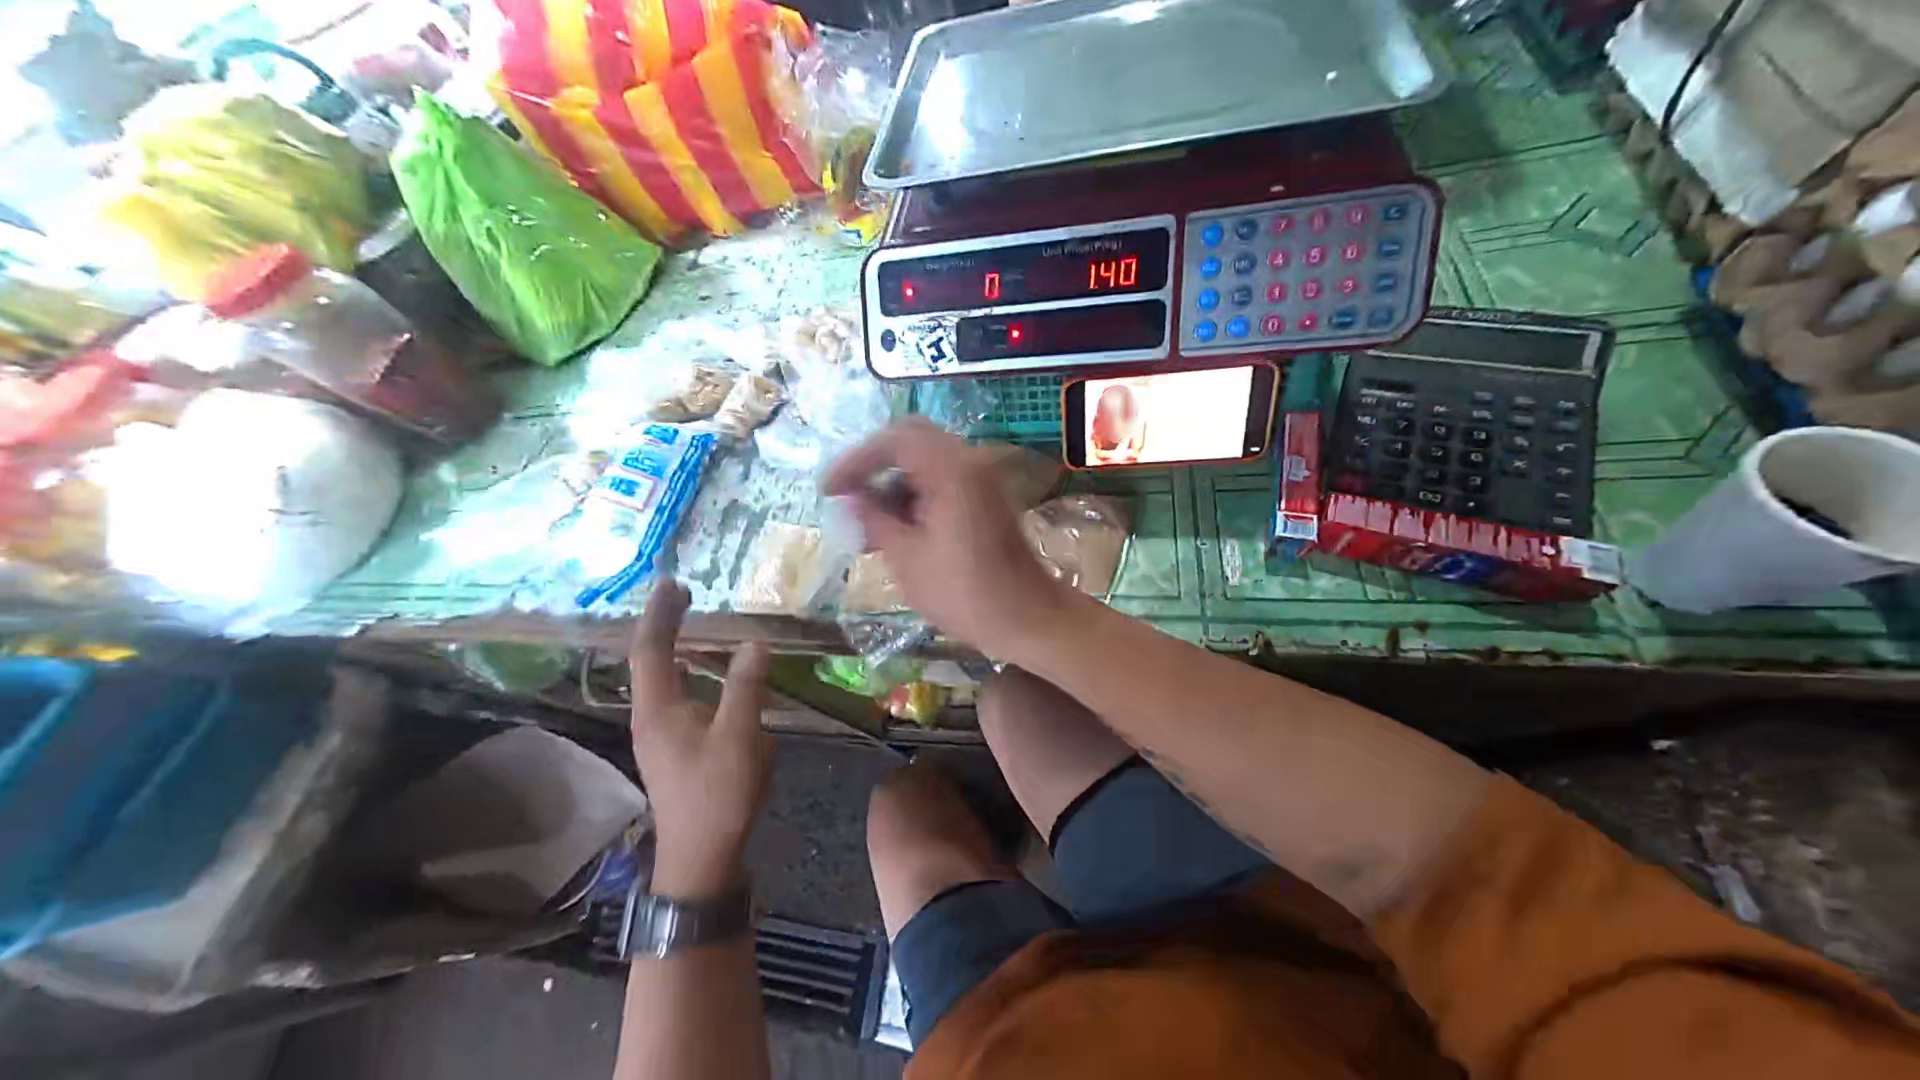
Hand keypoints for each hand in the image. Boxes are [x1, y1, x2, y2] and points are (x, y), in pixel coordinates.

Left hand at [629, 580, 772, 897]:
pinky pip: (677, 694)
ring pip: (662, 679)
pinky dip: (688, 671)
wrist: (701, 857)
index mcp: (658, 710)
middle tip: (684, 594)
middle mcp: (651, 717)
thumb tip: (754, 643)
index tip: (673, 583)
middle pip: (650, 660)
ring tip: (694, 622)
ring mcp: (660, 735)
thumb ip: (746, 688)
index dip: (661, 614)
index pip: (651, 649)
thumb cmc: (717, 795)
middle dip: (664, 624)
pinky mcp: (674, 748)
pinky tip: (709, 673)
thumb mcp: (739, 738)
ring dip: (674, 646)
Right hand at [822, 419, 1070, 651]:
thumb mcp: (907, 559)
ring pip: (927, 459)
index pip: (893, 441)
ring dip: (894, 480)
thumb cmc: (965, 594)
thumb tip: (851, 500)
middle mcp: (969, 461)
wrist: (1028, 618)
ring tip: (866, 520)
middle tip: (847, 493)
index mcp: (950, 470)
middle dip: (874, 463)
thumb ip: (875, 519)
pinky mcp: (986, 496)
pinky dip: (915, 492)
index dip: (855, 461)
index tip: (829, 490)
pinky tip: (896, 525)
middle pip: (911, 439)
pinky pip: (943, 478)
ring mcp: (982, 477)